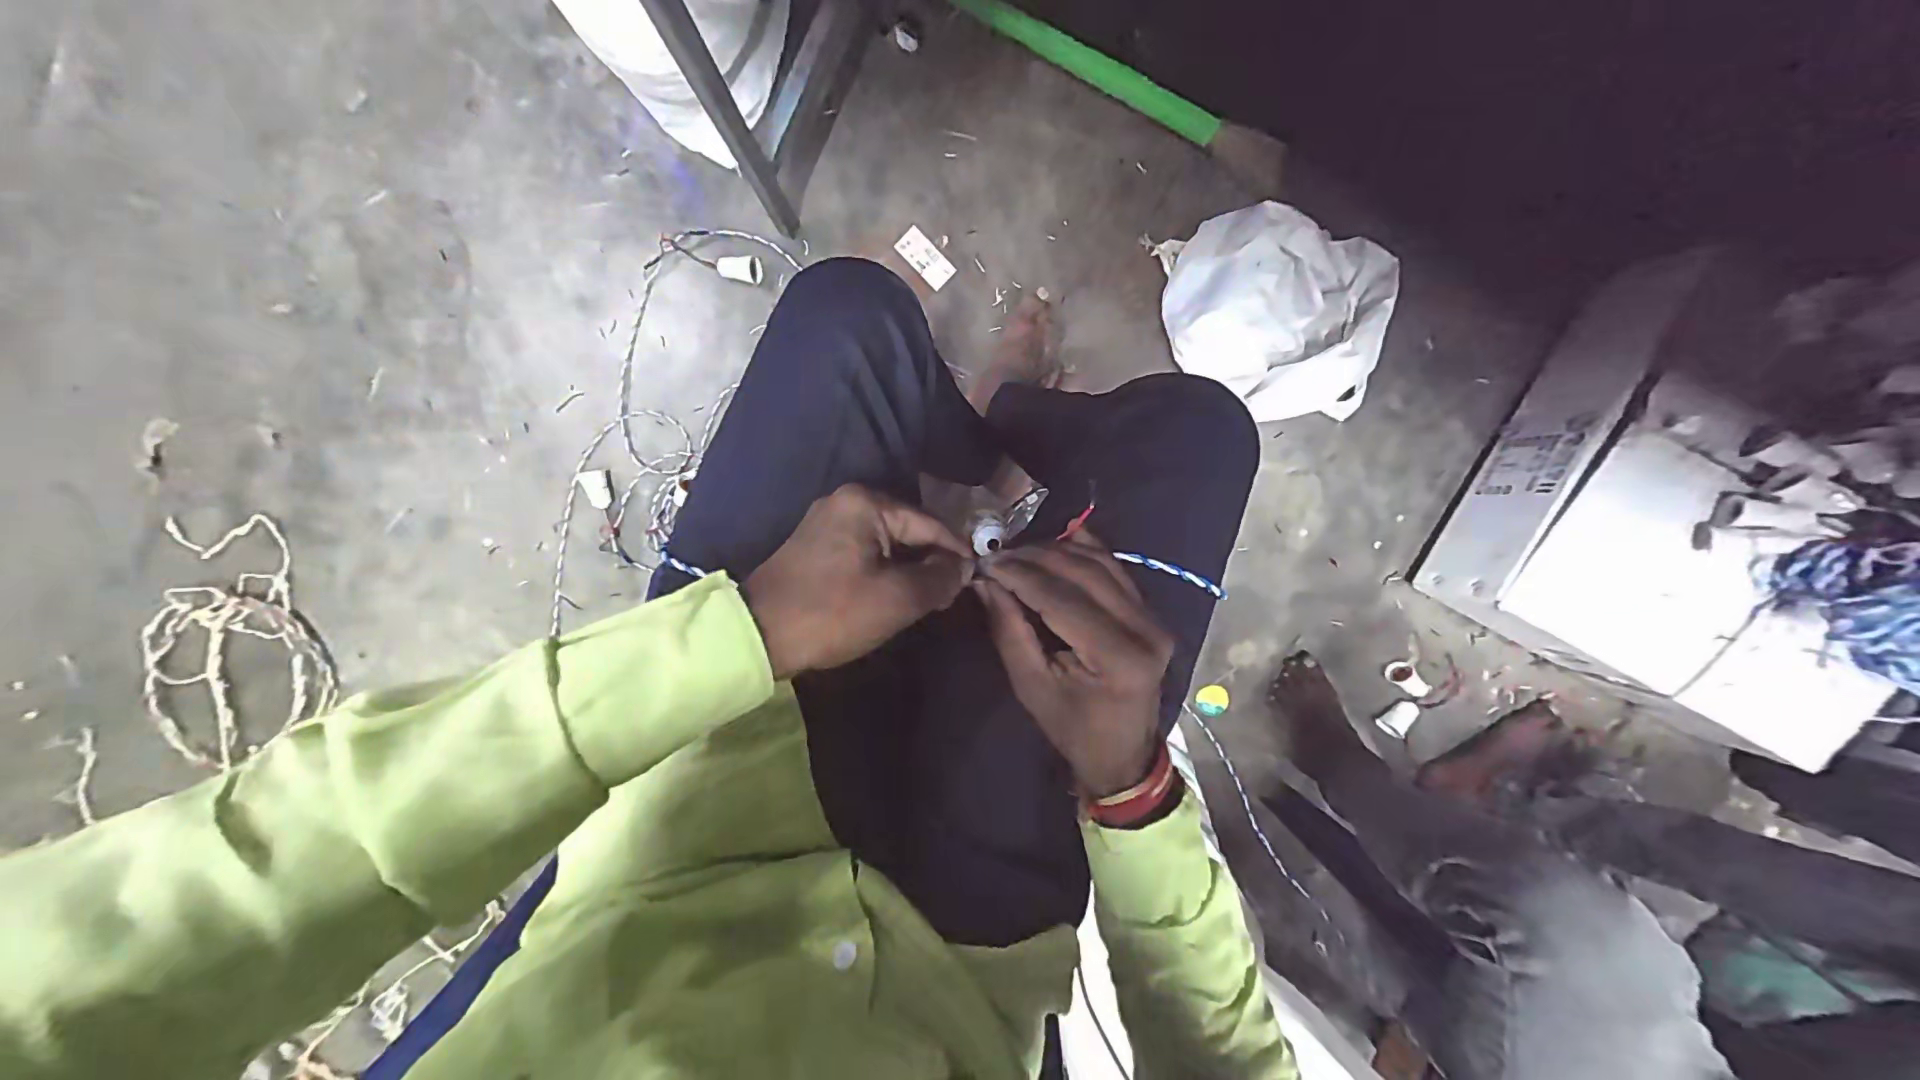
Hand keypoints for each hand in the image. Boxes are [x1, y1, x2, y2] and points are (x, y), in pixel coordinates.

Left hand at [743, 484, 973, 678]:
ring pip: (888, 543)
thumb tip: (964, 567)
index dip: (956, 553)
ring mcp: (828, 521)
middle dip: (933, 562)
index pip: (930, 524)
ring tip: (930, 599)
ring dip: (910, 569)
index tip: (975, 580)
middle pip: (909, 530)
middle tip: (951, 596)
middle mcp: (846, 501)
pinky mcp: (818, 544)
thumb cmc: (833, 612)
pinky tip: (898, 593)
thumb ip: (940, 577)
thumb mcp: (897, 598)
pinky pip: (867, 551)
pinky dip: (886, 570)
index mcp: (866, 503)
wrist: (759, 634)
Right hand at [974, 533, 1174, 796]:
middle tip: (997, 555)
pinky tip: (1058, 540)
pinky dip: (1086, 551)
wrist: (1123, 753)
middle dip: (1036, 558)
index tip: (986, 563)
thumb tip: (986, 581)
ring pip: (1102, 563)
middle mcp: (1145, 629)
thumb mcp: (1031, 686)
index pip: (1062, 599)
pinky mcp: (1151, 613)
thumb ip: (1009, 630)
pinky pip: (1116, 569)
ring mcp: (1154, 618)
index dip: (1021, 575)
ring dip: (1057, 550)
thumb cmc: (1073, 728)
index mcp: (1118, 657)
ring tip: (1019, 553)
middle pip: (1085, 573)